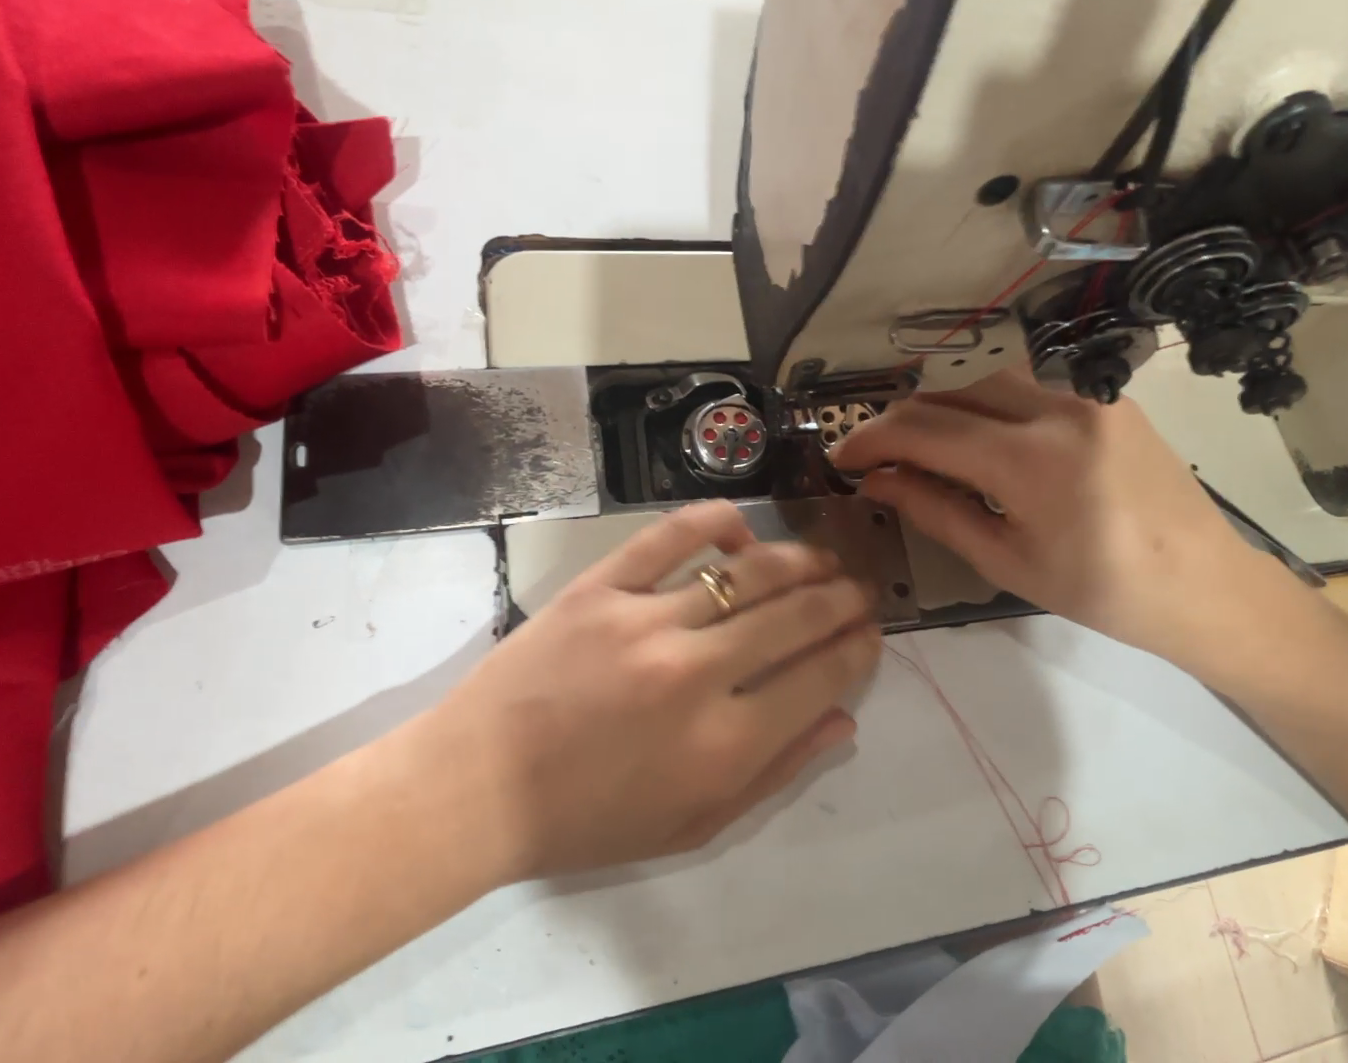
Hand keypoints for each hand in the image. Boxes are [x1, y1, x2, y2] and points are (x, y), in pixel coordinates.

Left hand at [416, 500, 879, 882]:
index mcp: (726, 743)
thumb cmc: (590, 821)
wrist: (478, 788)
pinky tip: (740, 529)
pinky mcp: (599, 589)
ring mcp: (646, 621)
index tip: (870, 635)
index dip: (859, 650)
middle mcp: (698, 673)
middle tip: (858, 592)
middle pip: (798, 616)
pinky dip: (713, 523)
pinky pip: (668, 537)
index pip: (823, 676)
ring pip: (749, 573)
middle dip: (843, 599)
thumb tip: (843, 719)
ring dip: (799, 561)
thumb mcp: (694, 823)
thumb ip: (776, 772)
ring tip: (821, 561)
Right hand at [830, 367, 1274, 665]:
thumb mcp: (1006, 560)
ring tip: (917, 442)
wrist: (1203, 583)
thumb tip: (875, 483)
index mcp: (1028, 460)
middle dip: (899, 418)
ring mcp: (1085, 394)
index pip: (924, 430)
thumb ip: (935, 511)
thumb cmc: (1100, 591)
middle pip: (949, 391)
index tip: (840, 458)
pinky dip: (985, 401)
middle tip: (872, 455)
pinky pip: (1027, 384)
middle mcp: (1055, 408)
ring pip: (986, 377)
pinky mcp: (1105, 395)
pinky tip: (975, 434)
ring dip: (940, 403)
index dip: (871, 440)